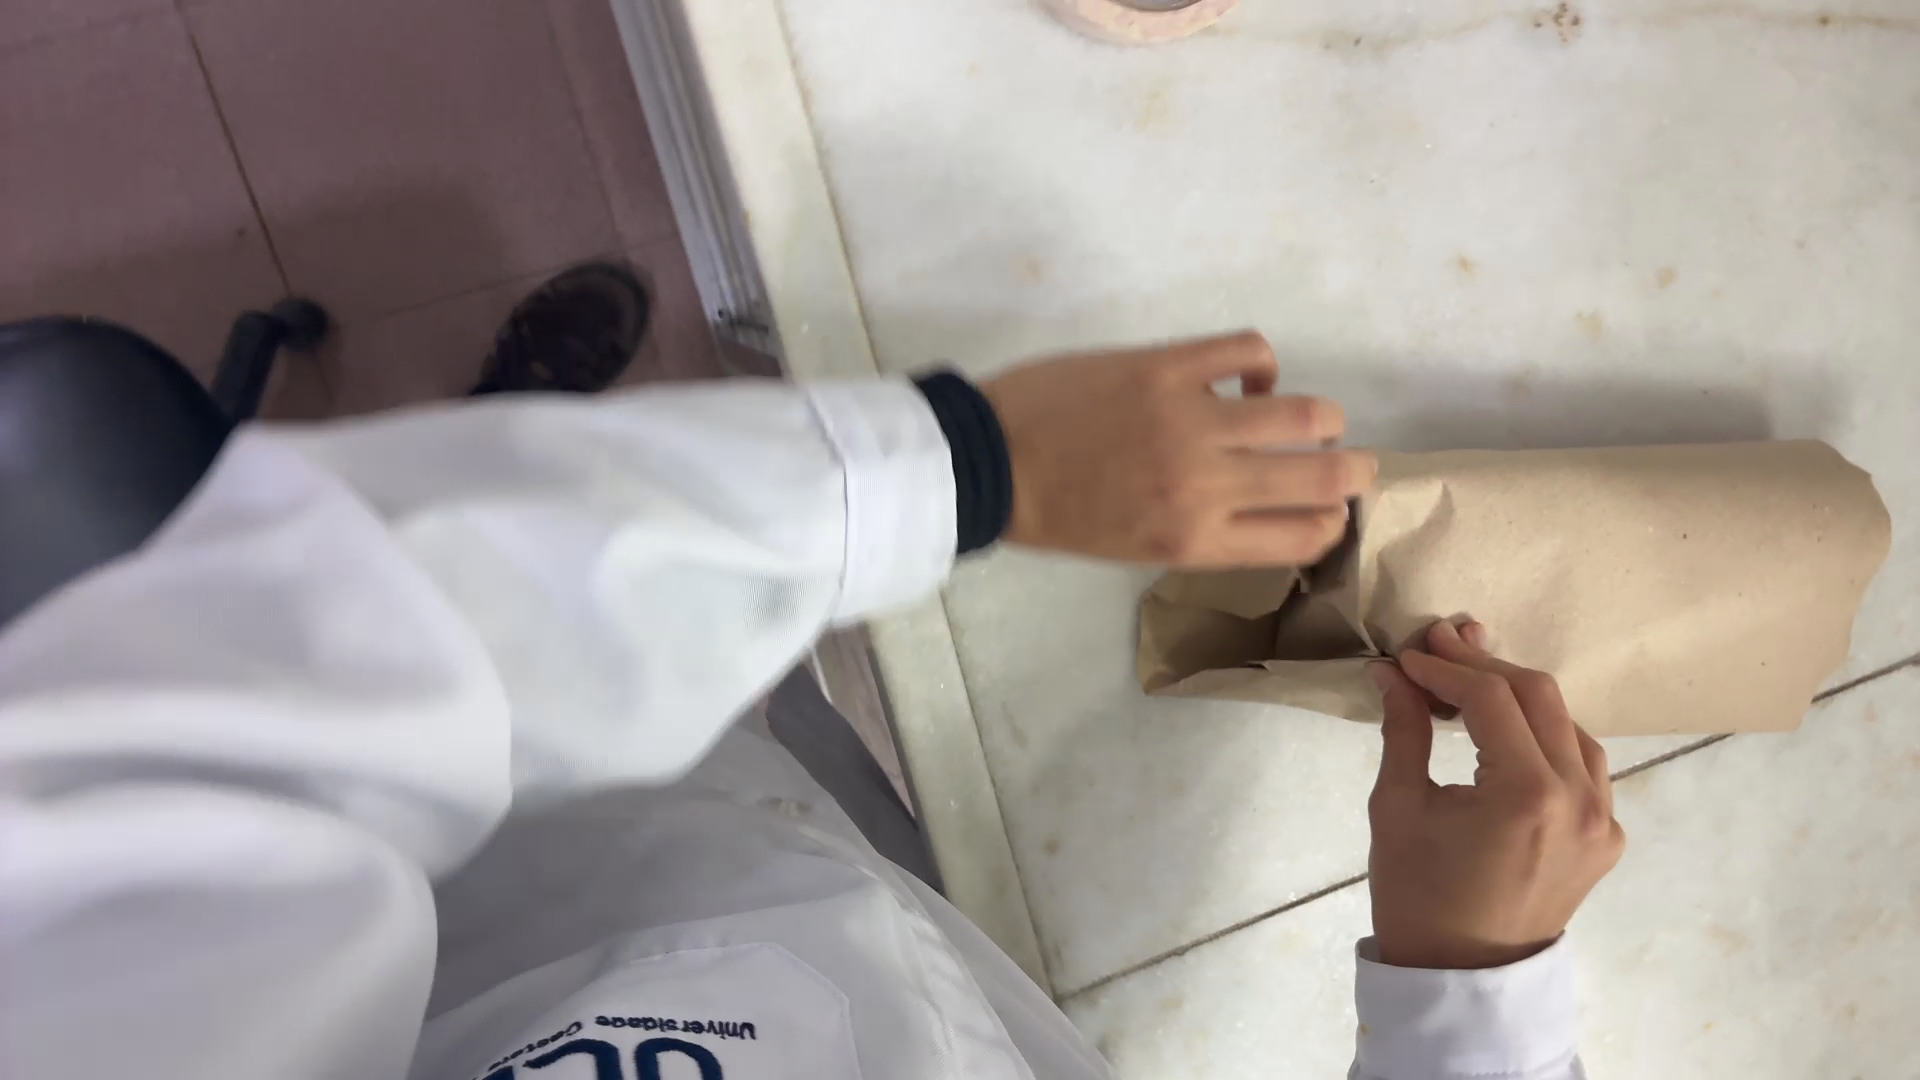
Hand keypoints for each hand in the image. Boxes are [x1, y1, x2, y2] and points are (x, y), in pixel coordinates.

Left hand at [980, 332, 1374, 566]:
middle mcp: (1207, 485)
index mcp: (1195, 541)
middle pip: (1326, 476)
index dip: (1328, 521)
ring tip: (1306, 418)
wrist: (987, 463)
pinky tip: (1246, 378)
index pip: (1304, 537)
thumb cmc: (1055, 515)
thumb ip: (1201, 532)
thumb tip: (1255, 504)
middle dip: (1353, 470)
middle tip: (1347, 461)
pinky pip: (1248, 350)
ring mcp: (1190, 420)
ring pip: (1306, 412)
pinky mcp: (1166, 366)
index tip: (1325, 507)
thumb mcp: (1131, 547)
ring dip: (1321, 417)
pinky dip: (1261, 363)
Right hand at [1365, 620, 1625, 969]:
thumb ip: (1402, 730)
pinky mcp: (1604, 835)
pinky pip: (1581, 761)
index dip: (1442, 667)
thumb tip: (1389, 672)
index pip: (1491, 699)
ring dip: (1515, 692)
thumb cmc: (1417, 891)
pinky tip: (1502, 727)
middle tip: (1433, 642)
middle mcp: (1583, 800)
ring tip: (1463, 675)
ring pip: (1568, 723)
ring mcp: (1604, 820)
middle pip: (1540, 697)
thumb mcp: (1396, 805)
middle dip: (1482, 663)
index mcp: (1528, 795)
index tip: (1402, 656)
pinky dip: (1539, 729)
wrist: (1463, 973)